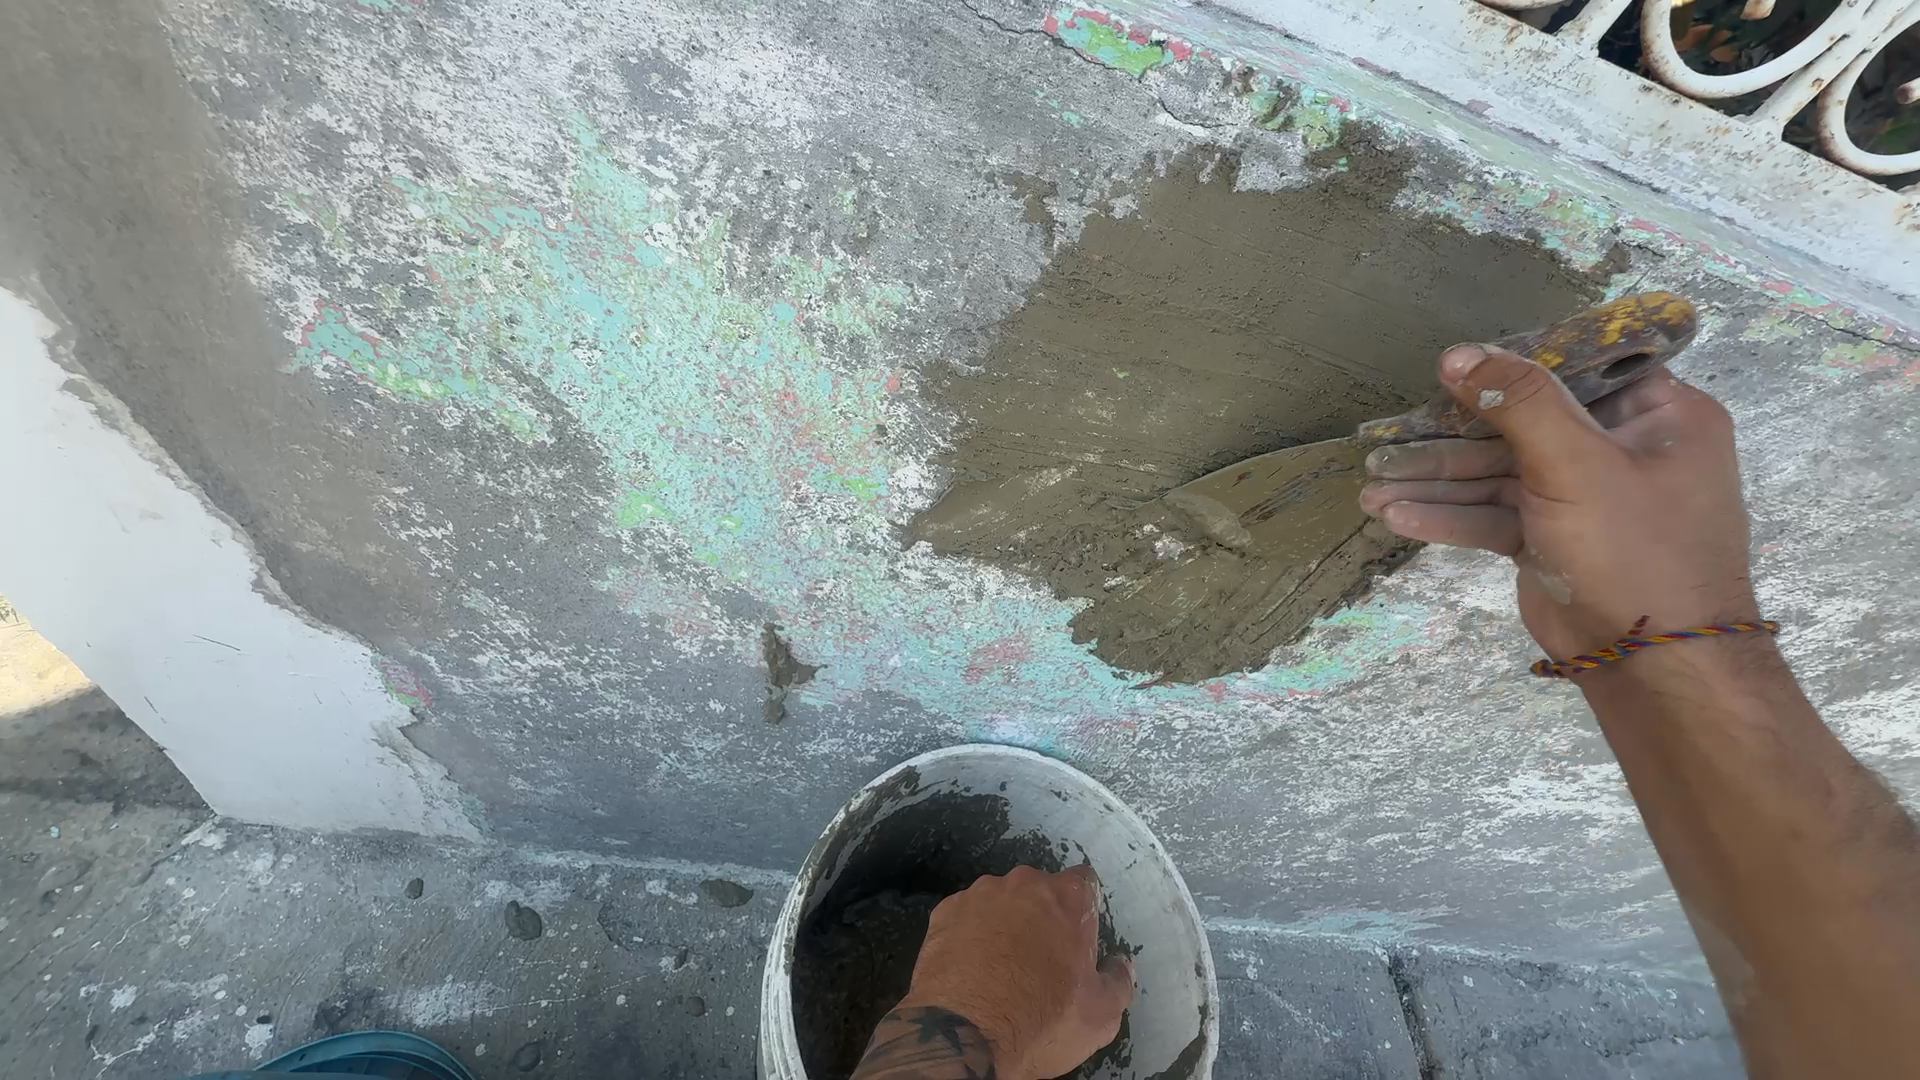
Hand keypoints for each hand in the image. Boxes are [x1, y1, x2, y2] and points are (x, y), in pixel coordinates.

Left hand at [895, 864, 1133, 1079]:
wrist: (964, 1033)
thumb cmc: (1043, 1019)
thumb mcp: (1100, 1016)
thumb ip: (1118, 982)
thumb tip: (1122, 964)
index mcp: (1067, 898)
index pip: (1085, 882)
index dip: (1084, 908)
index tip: (1078, 937)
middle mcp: (1024, 883)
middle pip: (1040, 891)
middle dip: (1043, 916)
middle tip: (1041, 960)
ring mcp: (980, 892)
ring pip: (1001, 900)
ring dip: (1005, 922)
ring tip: (1001, 967)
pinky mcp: (945, 910)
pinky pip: (966, 915)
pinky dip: (971, 933)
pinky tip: (971, 967)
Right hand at [1357, 343, 1759, 661]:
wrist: (1648, 659)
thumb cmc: (1632, 548)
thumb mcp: (1575, 465)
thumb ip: (1518, 404)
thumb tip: (1458, 354)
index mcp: (1656, 415)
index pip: (1576, 372)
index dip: (1511, 369)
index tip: (1450, 370)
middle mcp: (1616, 449)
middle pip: (1516, 429)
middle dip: (1445, 443)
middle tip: (1385, 445)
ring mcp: (1576, 496)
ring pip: (1492, 476)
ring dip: (1433, 484)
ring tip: (1371, 492)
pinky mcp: (1544, 535)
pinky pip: (1489, 514)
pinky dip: (1446, 516)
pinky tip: (1396, 518)